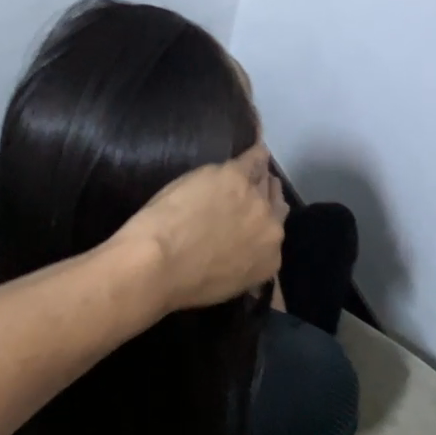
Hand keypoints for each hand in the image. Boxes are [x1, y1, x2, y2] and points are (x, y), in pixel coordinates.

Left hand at [116, 143, 284, 312]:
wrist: (162, 260)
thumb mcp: (226, 285)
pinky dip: (254, 155)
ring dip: (255, 176)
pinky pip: (254, 158)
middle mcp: (271, 227)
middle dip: (262, 198)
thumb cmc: (183, 282)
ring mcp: (255, 198)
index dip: (261, 224)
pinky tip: (253, 149)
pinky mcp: (235, 175)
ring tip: (245, 172)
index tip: (248, 220)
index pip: (274, 234)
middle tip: (246, 195)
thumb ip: (243, 264)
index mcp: (270, 259)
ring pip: (263, 179)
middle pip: (274, 204)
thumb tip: (239, 253)